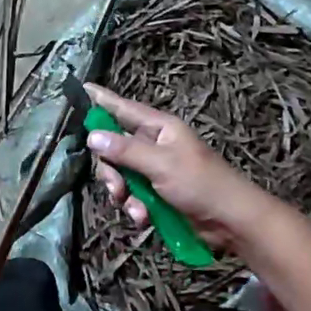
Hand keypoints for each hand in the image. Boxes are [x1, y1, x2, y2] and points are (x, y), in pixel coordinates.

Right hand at [82, 84, 275, 250]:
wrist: (231, 221)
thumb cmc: (201, 184)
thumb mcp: (161, 164)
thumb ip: (125, 150)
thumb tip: (92, 136)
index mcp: (160, 128)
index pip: (123, 108)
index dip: (102, 100)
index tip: (80, 90)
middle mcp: (154, 145)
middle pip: (114, 148)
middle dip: (111, 171)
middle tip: (116, 189)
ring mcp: (155, 170)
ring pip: (120, 175)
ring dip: (123, 194)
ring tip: (135, 210)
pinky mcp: (156, 193)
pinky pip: (132, 195)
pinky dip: (134, 207)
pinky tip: (143, 218)